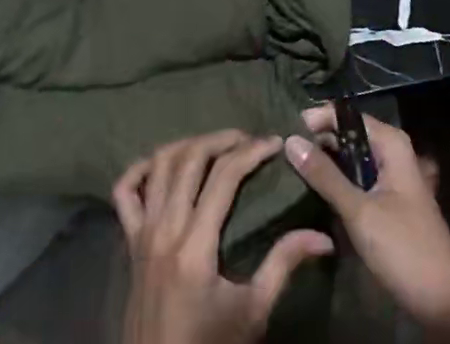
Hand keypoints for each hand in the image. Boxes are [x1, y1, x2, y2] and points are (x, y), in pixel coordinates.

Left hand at [113, 131, 334, 343]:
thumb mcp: (253, 310)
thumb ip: (284, 264)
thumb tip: (324, 236)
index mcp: (194, 247)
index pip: (224, 176)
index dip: (252, 151)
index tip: (276, 143)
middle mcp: (164, 231)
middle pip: (189, 159)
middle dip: (222, 139)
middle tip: (249, 140)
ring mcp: (141, 235)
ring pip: (158, 166)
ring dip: (189, 145)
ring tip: (217, 146)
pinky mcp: (128, 244)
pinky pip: (125, 192)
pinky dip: (141, 169)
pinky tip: (164, 165)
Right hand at [286, 106, 449, 343]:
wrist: (442, 300)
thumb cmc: (404, 248)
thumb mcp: (359, 211)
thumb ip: (325, 175)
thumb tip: (291, 139)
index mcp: (390, 143)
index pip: (345, 115)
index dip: (314, 119)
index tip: (281, 134)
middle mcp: (389, 152)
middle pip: (345, 136)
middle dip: (314, 144)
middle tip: (276, 157)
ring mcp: (386, 178)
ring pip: (346, 161)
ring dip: (320, 167)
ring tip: (282, 173)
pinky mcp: (382, 201)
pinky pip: (351, 182)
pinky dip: (331, 186)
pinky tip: (305, 195)